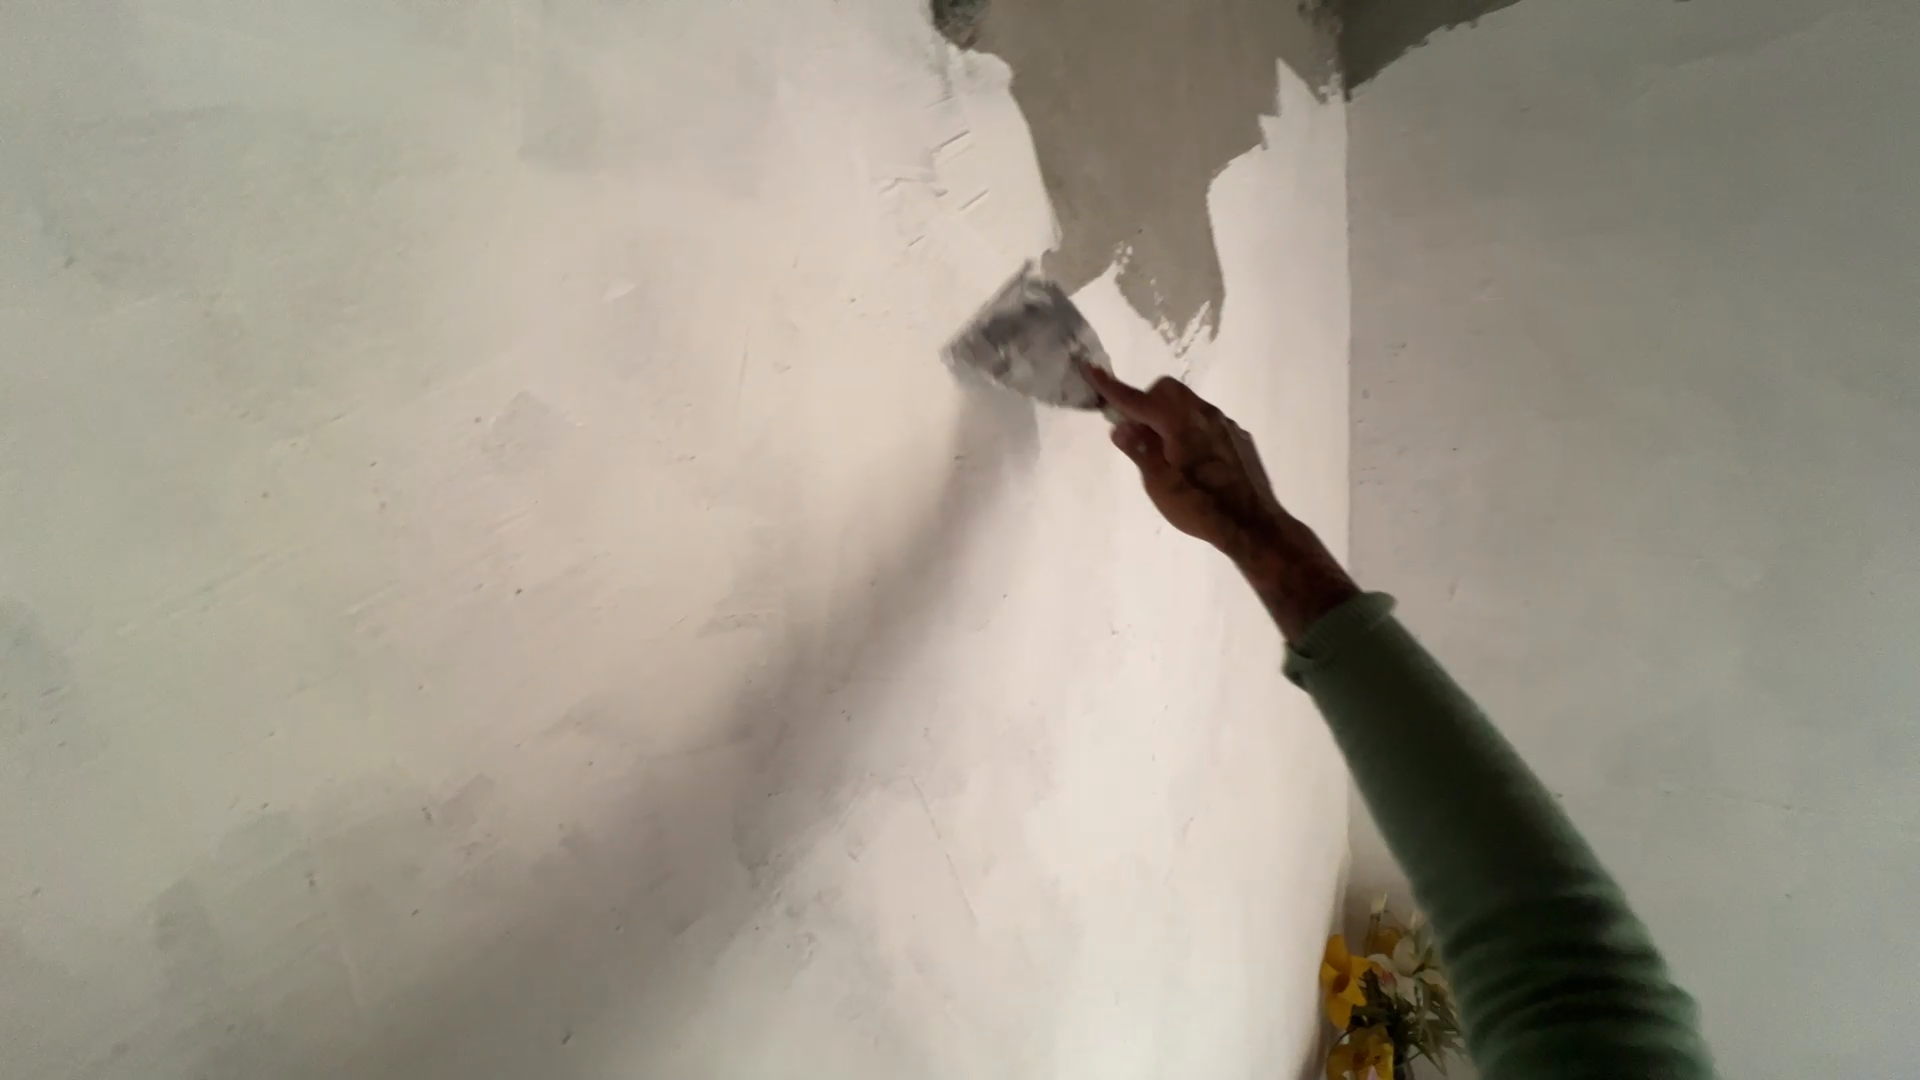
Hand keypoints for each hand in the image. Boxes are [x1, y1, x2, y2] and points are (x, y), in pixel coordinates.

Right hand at [1080, 363, 1358, 640]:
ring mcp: (1224, 424)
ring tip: (1165, 450)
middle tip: (1137, 433)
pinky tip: (1192, 460)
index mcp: (1178, 423)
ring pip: (1188, 403)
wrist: (1251, 524)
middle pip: (1167, 389)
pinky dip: (1189, 428)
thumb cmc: (1198, 507)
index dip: (1111, 386)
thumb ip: (1139, 451)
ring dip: (1168, 415)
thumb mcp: (1158, 484)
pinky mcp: (1236, 437)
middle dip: (1146, 401)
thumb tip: (1120, 426)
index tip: (1090, 368)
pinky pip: (1205, 420)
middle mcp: (1203, 414)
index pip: (1137, 399)